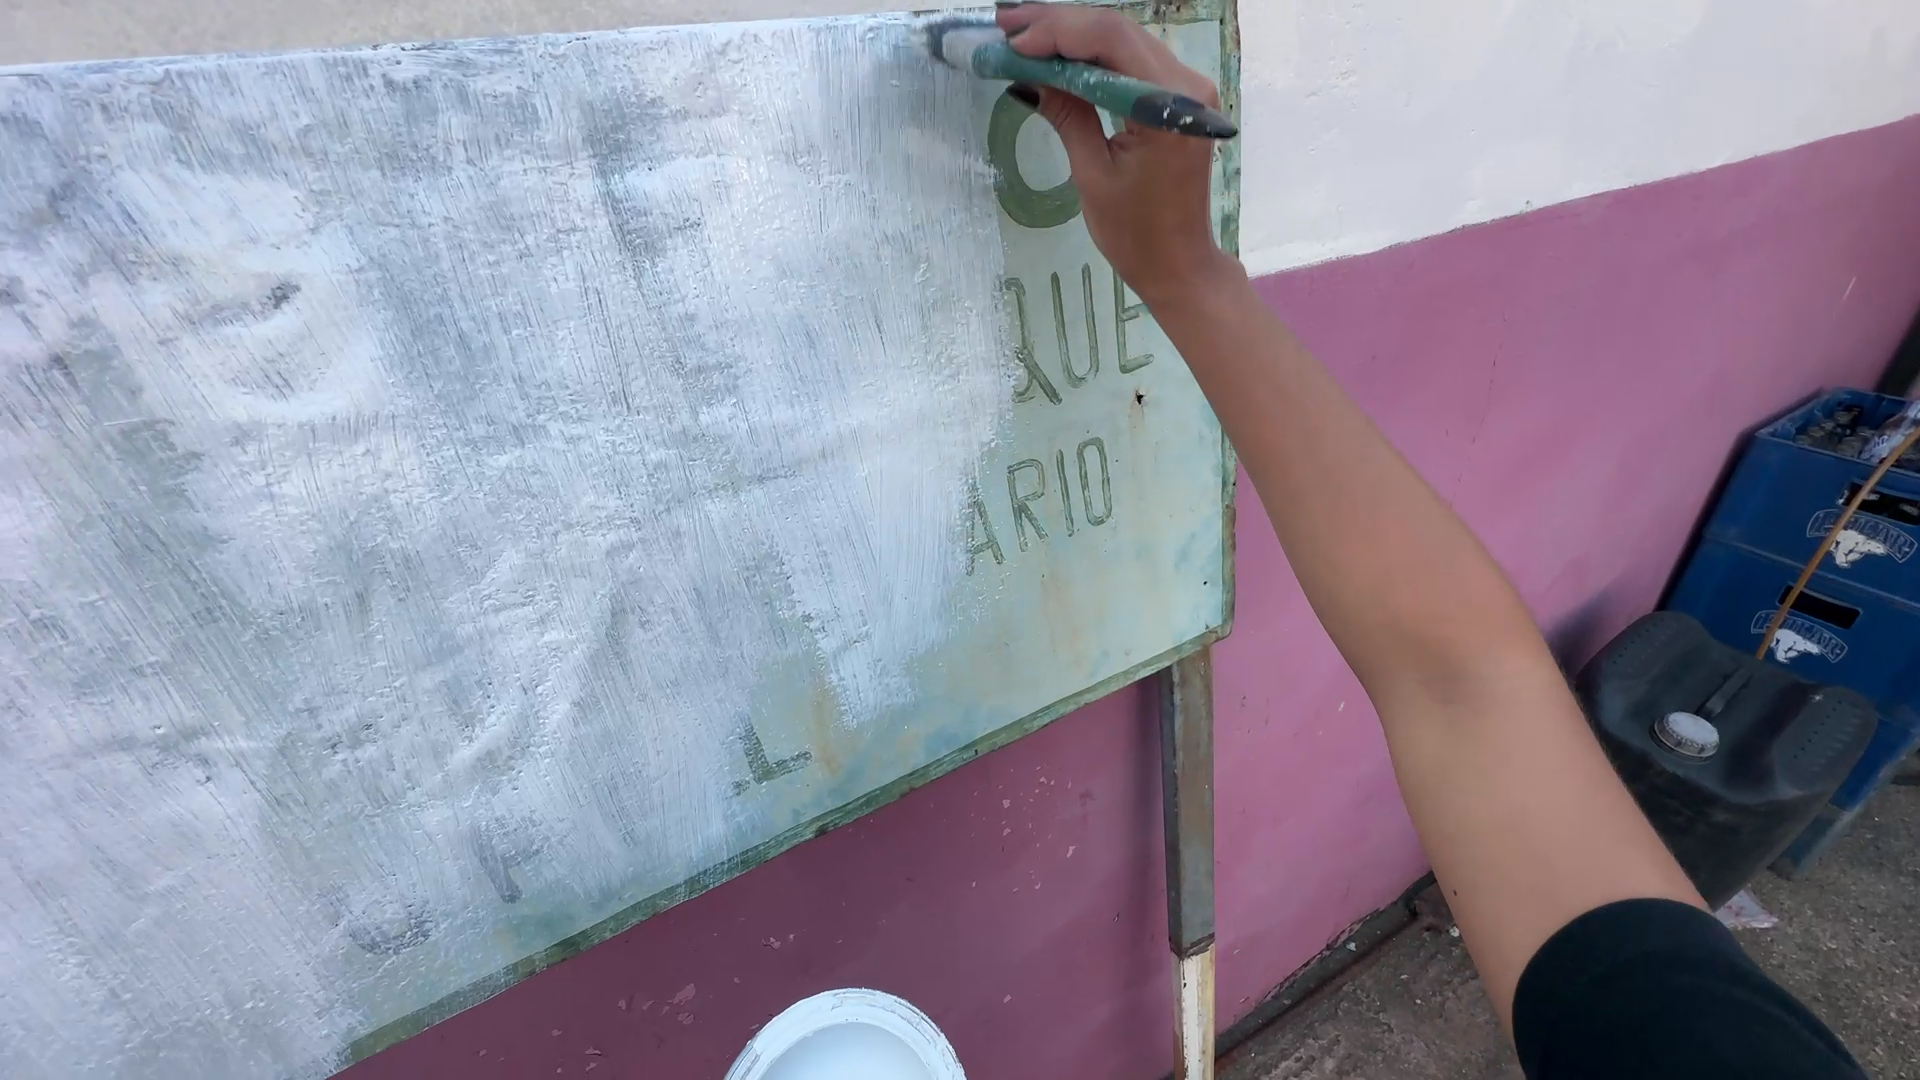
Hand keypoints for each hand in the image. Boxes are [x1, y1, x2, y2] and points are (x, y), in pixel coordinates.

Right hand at [998, 2, 1240, 306]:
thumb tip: (1030, 79)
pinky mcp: (1183, 99)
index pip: (1108, 43)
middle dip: (1059, 26)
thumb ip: (1068, 118)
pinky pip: (1133, 63)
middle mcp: (1187, 84)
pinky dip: (1095, 58)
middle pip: (1117, 32)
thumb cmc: (1135, 236)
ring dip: (1074, 36)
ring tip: (1024, 36)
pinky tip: (1060, 56)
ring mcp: (1189, 88)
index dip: (1056, 34)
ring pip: (1124, 42)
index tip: (1011, 41)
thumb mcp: (1092, 177)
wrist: (1179, 264)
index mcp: (1167, 107)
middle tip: (1006, 26)